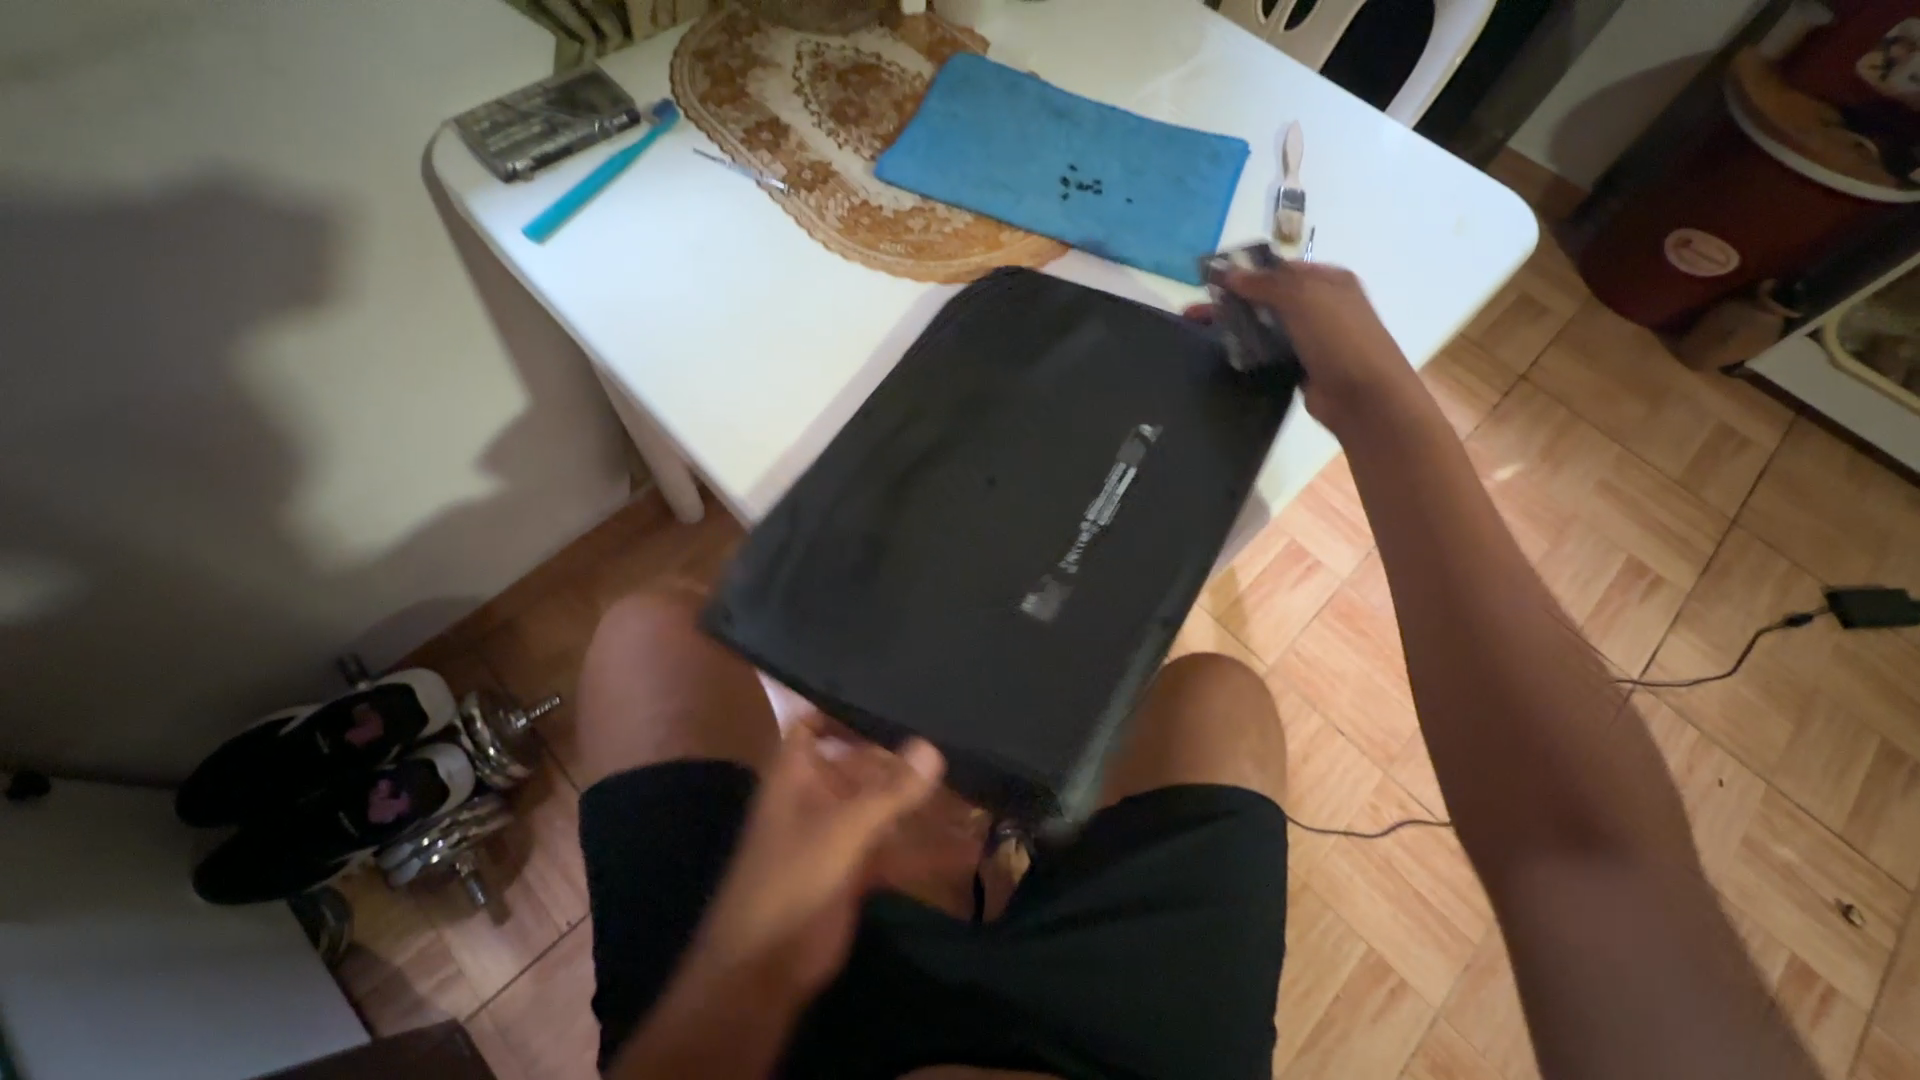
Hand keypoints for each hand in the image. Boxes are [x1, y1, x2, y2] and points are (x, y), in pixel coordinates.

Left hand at [614, 721, 949, 1079]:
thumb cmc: (791, 880)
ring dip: (923, 805)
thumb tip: (933, 747)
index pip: (814, 724)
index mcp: (797, 775)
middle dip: (904, 758)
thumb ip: (890, 791)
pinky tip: (970, 851)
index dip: (843, 709)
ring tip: (977, 791)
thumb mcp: (842, 829)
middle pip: (862, 765)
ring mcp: (837, 835)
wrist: (763, 968)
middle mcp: (818, 797)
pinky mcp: (855, 871)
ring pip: (885, 809)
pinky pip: (896, 852)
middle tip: (957, 738)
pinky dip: (927, 852)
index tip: (891, 695)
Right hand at [1186, 260, 1429, 434]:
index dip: (1247, 271)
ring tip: (1199, 332)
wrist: (1364, 396)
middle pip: (1269, 297)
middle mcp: (1321, 305)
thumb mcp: (1303, 298)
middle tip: (1195, 311)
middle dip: (1233, 301)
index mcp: (1328, 280)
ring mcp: (1311, 337)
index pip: (1281, 268)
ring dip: (1235, 327)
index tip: (1210, 281)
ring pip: (1265, 326)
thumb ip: (1265, 283)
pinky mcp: (1301, 366)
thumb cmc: (1339, 338)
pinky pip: (1268, 352)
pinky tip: (1224, 355)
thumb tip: (1228, 272)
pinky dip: (1248, 352)